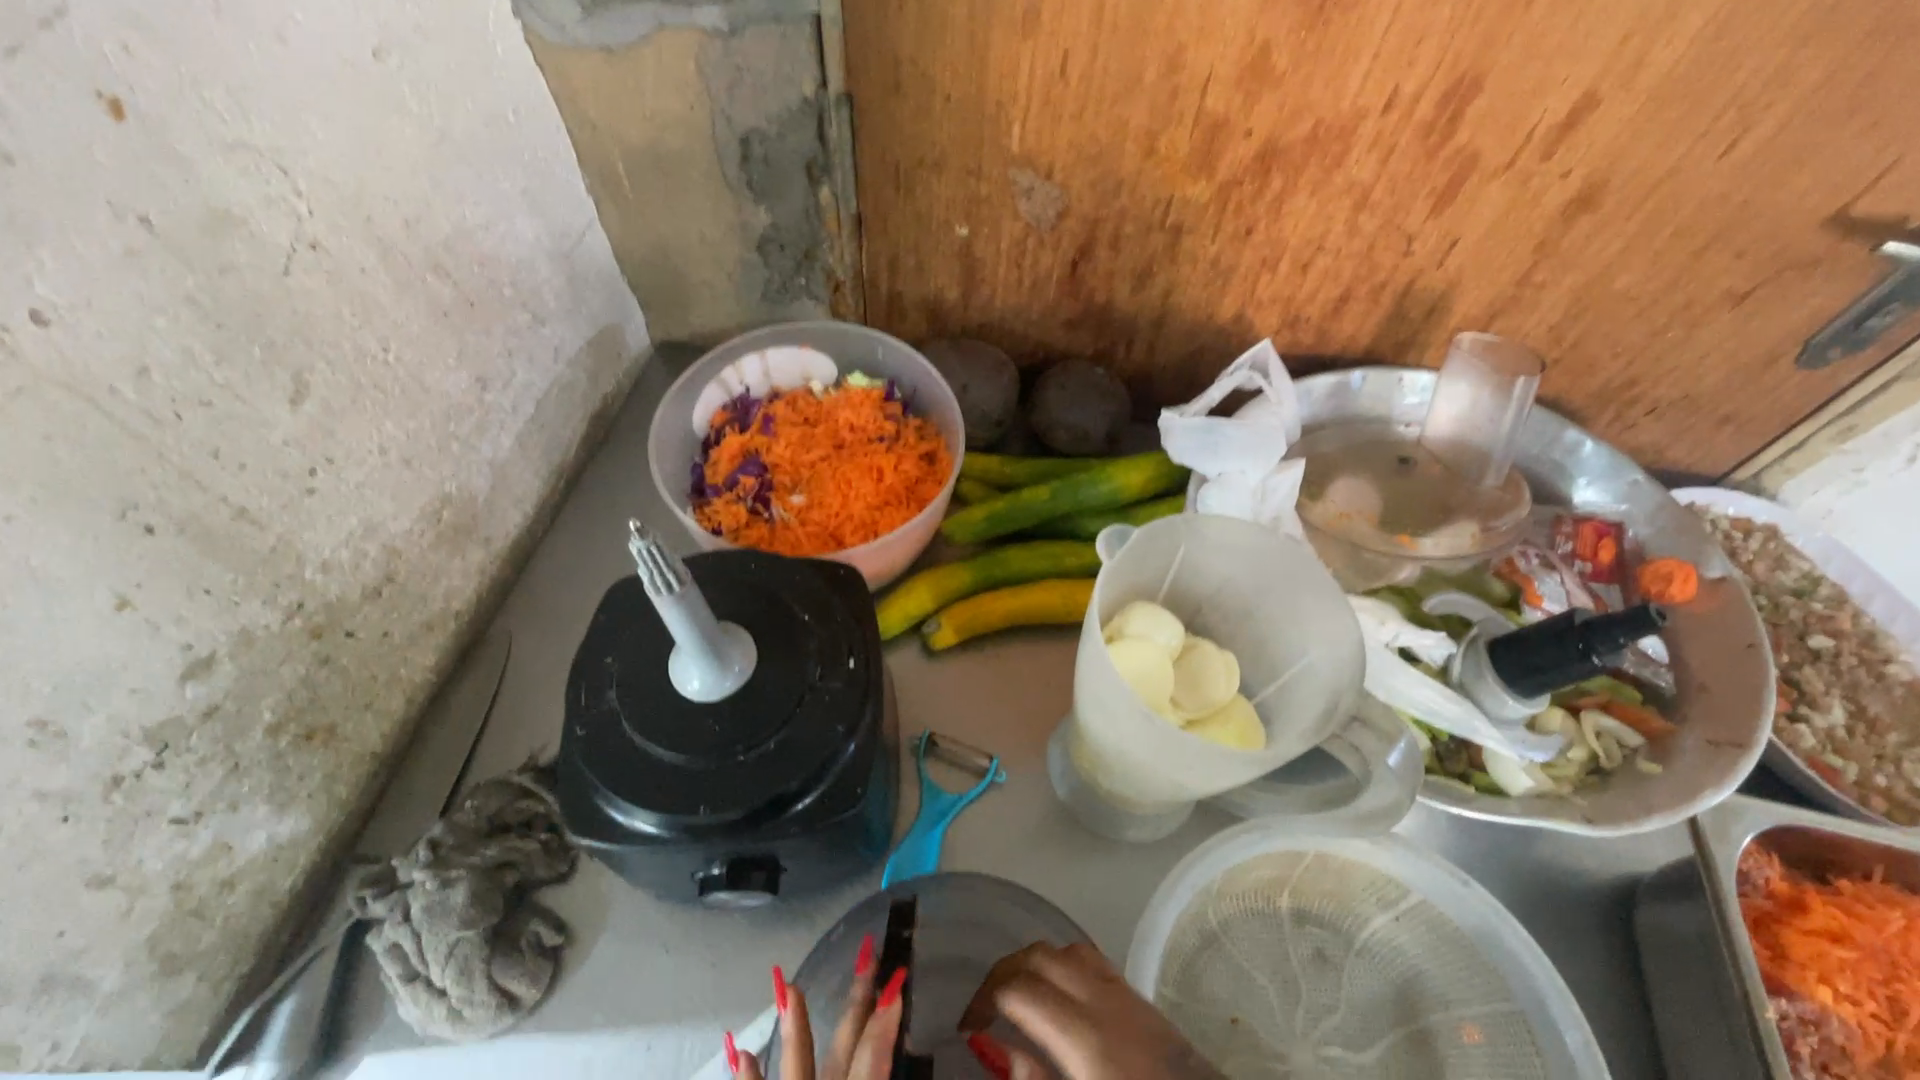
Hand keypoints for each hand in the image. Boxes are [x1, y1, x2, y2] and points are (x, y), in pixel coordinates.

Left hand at [730, 935, 907, 1079]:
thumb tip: (911, 1066)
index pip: (874, 1054)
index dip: (886, 1017)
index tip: (897, 976)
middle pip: (842, 1044)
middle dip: (857, 998)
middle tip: (868, 952)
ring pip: (795, 1061)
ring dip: (795, 1023)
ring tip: (790, 984)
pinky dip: (747, 1073)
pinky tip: (739, 1048)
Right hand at [959, 942, 1223, 1079]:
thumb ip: (1035, 1079)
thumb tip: (995, 1049)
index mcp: (1084, 1036)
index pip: (1018, 988)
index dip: (982, 1001)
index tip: (968, 1029)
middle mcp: (1102, 1000)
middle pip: (1037, 957)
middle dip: (1000, 974)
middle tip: (982, 1009)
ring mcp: (1124, 991)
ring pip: (1062, 949)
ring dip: (1030, 963)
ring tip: (1013, 996)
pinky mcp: (1139, 995)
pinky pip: (1089, 957)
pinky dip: (1060, 962)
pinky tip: (1055, 992)